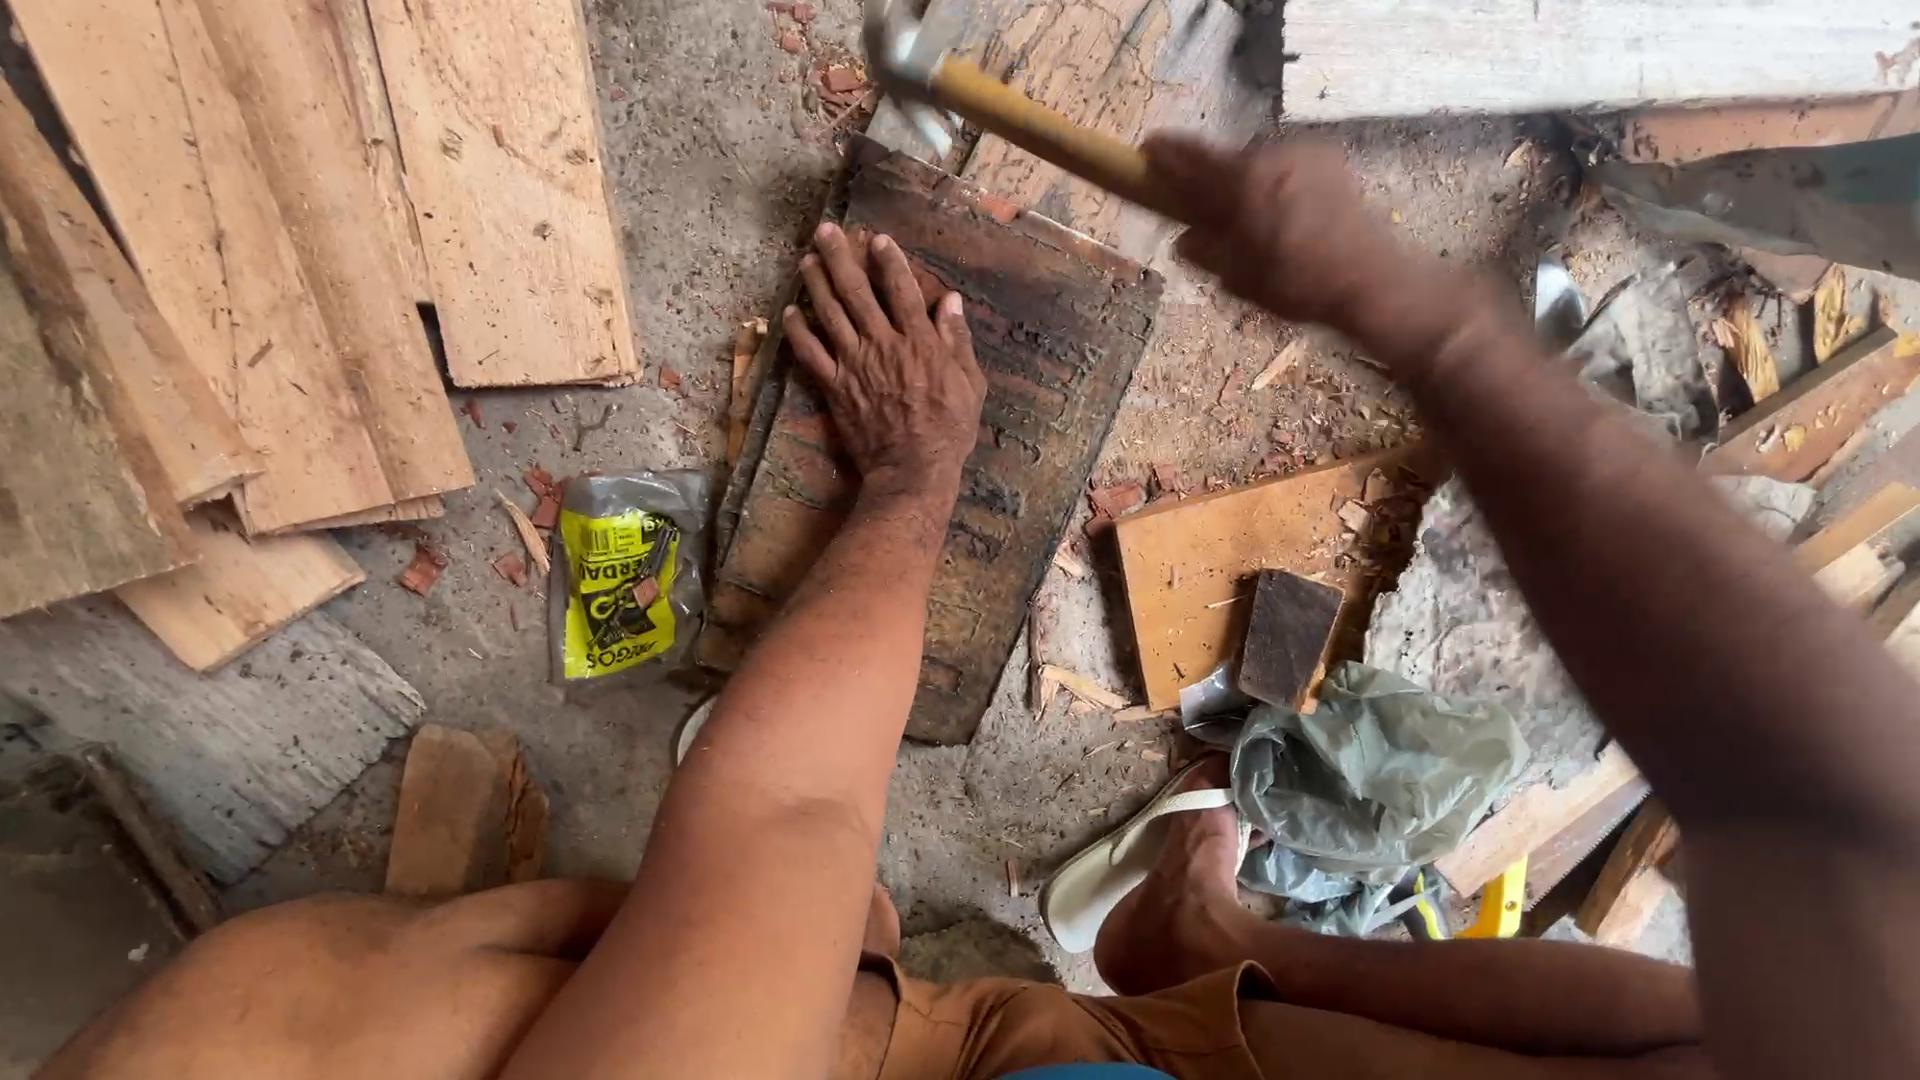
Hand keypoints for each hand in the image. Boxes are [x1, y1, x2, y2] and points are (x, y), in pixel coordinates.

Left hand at [784, 223, 986, 495]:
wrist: (913, 469)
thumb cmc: (949, 430)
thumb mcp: (970, 385)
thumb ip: (958, 341)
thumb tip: (952, 301)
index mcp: (918, 341)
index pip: (901, 289)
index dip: (888, 260)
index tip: (877, 238)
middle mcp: (882, 344)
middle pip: (856, 291)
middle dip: (840, 257)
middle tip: (826, 231)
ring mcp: (854, 364)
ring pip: (829, 314)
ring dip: (816, 283)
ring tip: (806, 260)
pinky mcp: (835, 387)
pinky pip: (811, 354)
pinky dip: (798, 332)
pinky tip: (789, 313)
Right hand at [1143, 132, 1442, 345]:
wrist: (1369, 279)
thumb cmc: (1296, 284)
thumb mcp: (1236, 278)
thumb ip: (1204, 251)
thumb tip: (1185, 238)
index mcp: (1243, 181)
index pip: (1192, 158)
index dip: (1165, 153)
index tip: (1147, 149)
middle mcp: (1273, 155)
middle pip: (1227, 159)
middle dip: (1212, 179)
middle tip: (1204, 210)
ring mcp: (1306, 153)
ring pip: (1259, 163)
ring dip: (1246, 184)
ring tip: (1250, 222)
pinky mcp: (1331, 161)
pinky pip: (1286, 167)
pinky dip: (1274, 185)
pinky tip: (1281, 217)